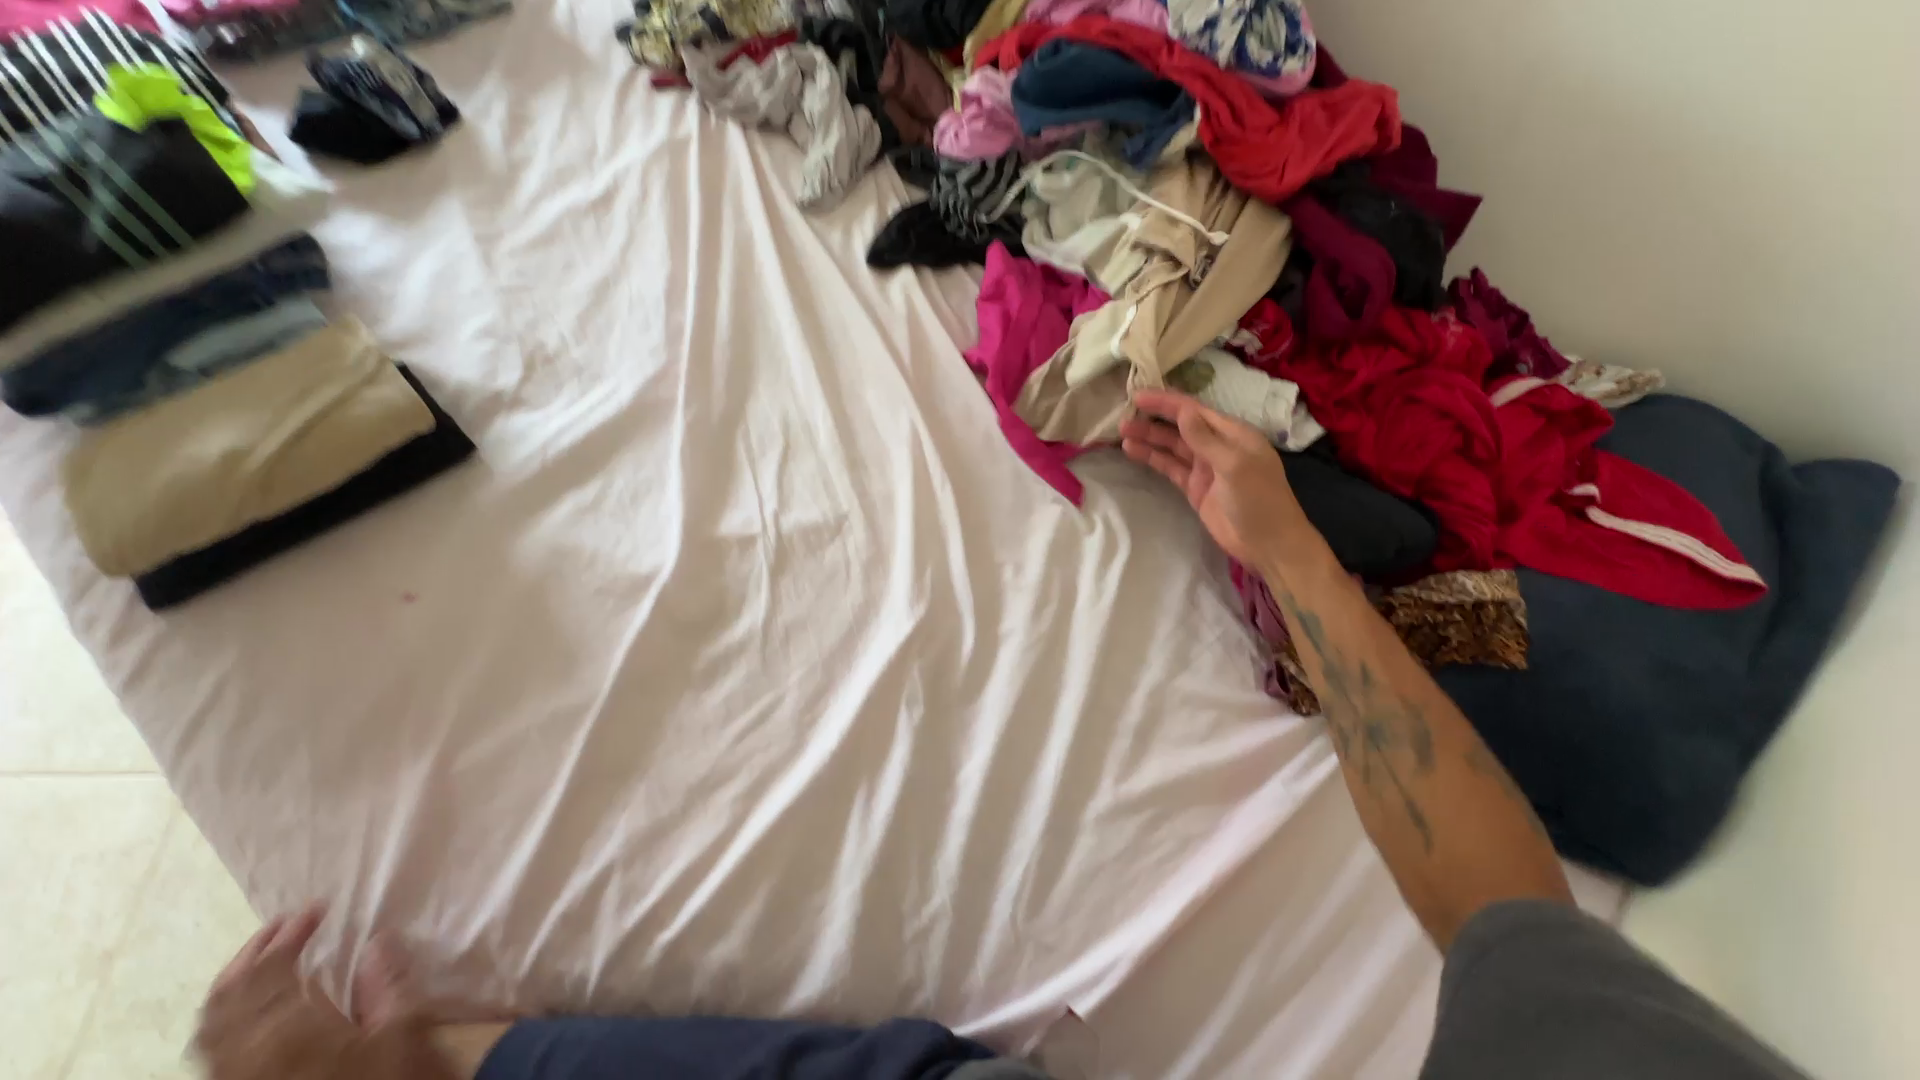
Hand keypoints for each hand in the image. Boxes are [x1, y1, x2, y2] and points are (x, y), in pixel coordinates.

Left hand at [195, 907, 459, 1079]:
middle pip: (229, 995)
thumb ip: (387, 984)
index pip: (272, 971)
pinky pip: (212, 1048)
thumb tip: (378, 942)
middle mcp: (249, 1054)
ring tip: (259, 956)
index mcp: (290, 1031)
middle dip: (253, 953)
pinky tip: (243, 1008)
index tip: (317, 909)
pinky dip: (222, 1014)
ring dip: (232, 982)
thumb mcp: (404, 1031)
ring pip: (211, 1024)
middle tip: (284, 923)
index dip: (290, 935)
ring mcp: (237, 1077)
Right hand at [1120, 389, 1313, 568]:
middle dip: (1154, 418)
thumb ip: (1206, 438)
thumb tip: (1183, 411)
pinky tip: (1133, 451)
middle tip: (1124, 412)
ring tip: (1122, 431)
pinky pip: (1170, 467)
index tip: (1138, 395)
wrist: (1268, 544)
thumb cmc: (1259, 500)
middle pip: (1181, 426)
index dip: (1167, 402)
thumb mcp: (1234, 465)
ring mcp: (1205, 468)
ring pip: (1172, 446)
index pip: (1195, 411)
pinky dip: (1152, 458)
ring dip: (1149, 437)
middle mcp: (1218, 446)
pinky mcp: (1195, 488)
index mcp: (1233, 434)